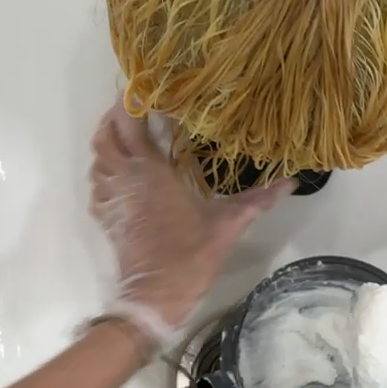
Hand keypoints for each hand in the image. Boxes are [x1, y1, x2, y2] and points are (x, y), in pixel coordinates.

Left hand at [89, 107, 290, 348]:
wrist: (155, 296)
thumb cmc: (189, 255)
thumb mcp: (228, 224)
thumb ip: (258, 200)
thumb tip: (291, 181)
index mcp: (150, 172)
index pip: (129, 125)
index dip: (131, 104)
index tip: (146, 91)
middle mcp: (125, 180)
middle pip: (104, 137)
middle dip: (113, 118)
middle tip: (135, 109)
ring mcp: (112, 200)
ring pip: (96, 160)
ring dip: (106, 144)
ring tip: (127, 136)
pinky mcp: (107, 220)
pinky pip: (95, 187)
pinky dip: (102, 174)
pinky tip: (119, 175)